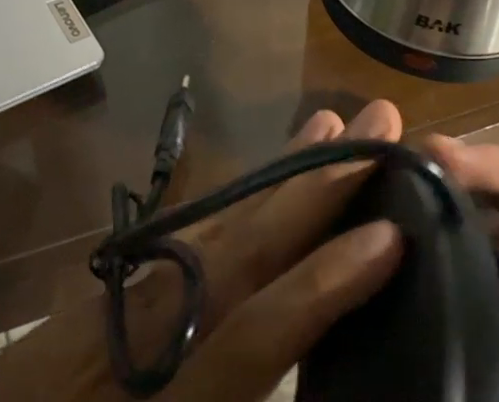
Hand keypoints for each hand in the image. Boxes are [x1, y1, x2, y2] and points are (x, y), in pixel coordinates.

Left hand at [0, 101, 407, 401]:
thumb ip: (236, 380)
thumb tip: (289, 342)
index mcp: (172, 394)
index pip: (258, 334)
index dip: (324, 288)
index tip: (388, 239)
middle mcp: (152, 327)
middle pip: (242, 252)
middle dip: (315, 188)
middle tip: (377, 125)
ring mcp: (126, 297)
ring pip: (212, 226)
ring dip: (277, 175)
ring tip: (326, 123)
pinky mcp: (110, 285)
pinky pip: (185, 233)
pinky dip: (230, 198)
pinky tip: (257, 180)